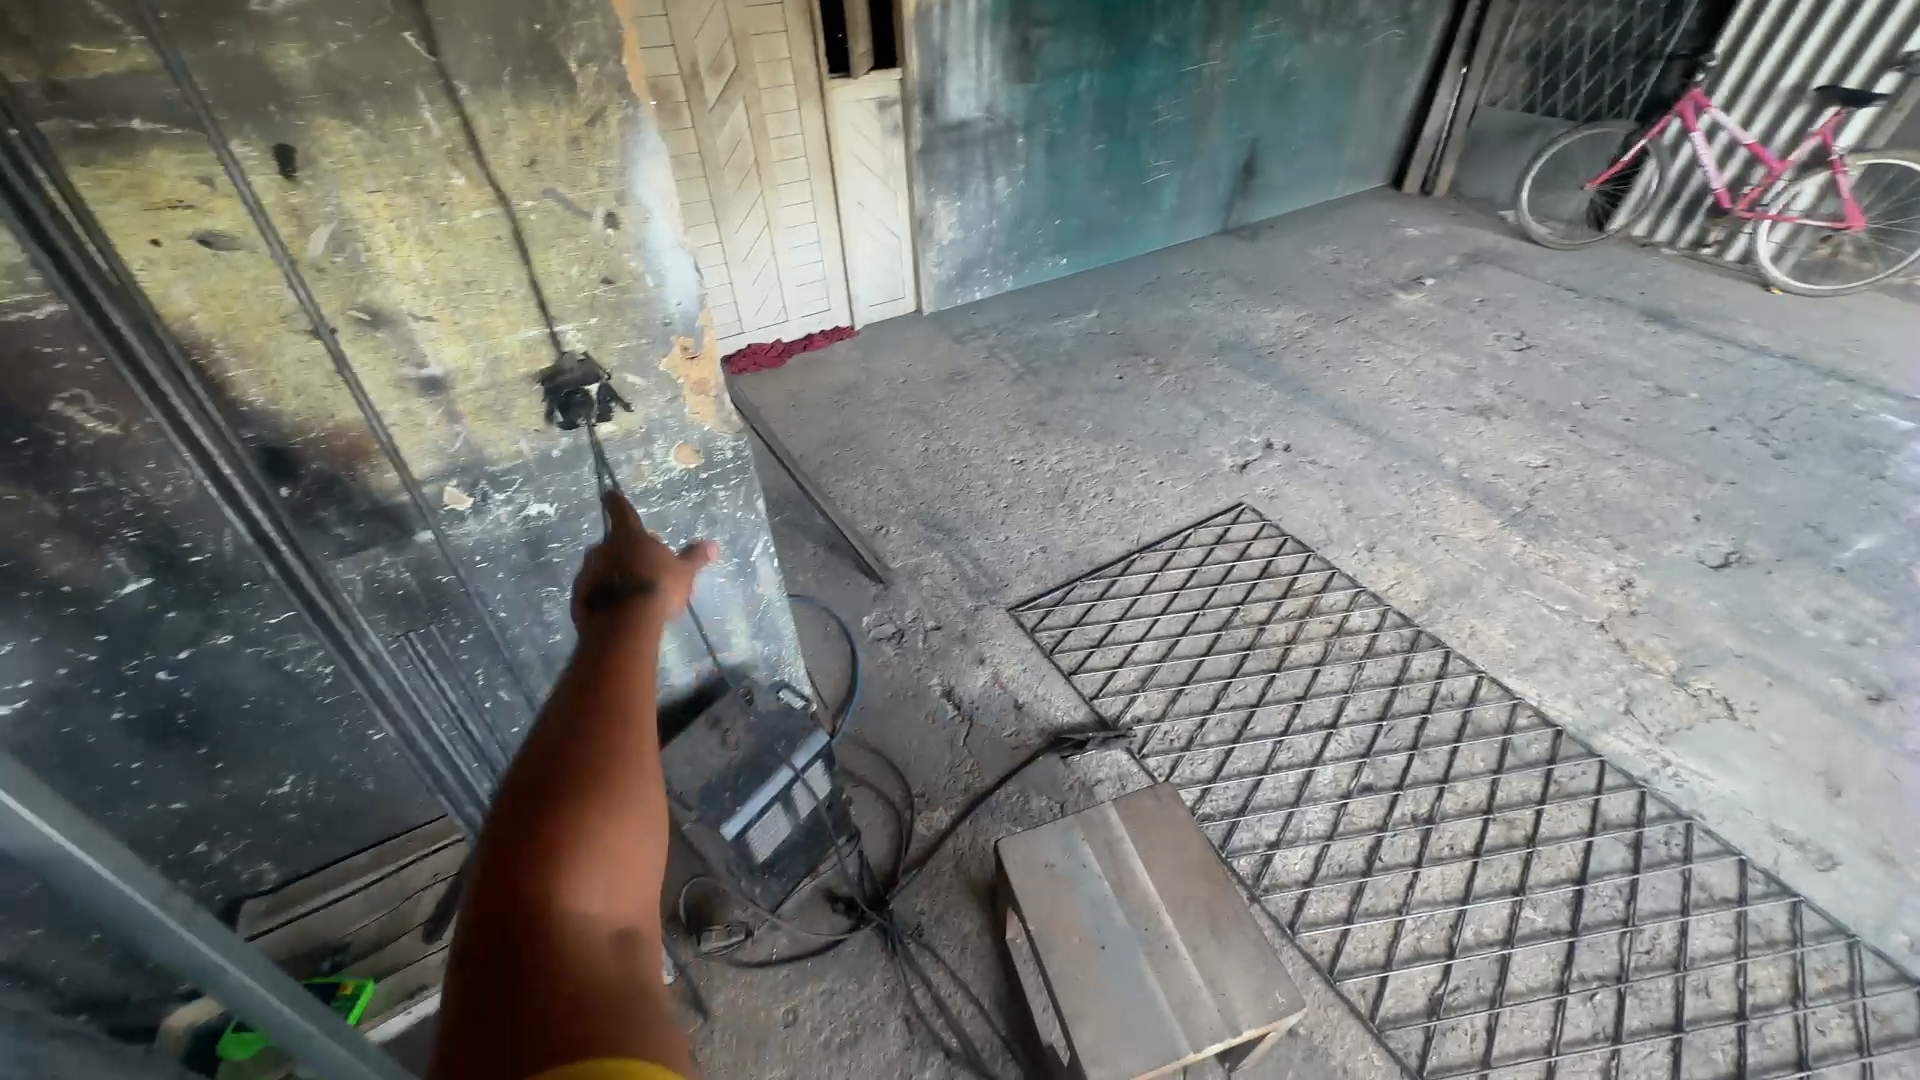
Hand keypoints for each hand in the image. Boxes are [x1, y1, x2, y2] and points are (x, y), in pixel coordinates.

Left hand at [572, 491, 716, 630]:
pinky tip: (618, 606)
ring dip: (614, 571)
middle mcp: (603, 548)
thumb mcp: (683, 573)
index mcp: (629, 537)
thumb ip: (695, 557)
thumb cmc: (657, 589)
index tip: (610, 493)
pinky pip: (593, 588)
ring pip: (602, 565)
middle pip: (613, 542)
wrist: (622, 625)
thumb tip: (712, 544)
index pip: (621, 510)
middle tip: (642, 561)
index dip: (616, 501)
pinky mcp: (579, 595)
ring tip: (632, 588)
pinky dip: (603, 591)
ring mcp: (587, 572)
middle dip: (625, 549)